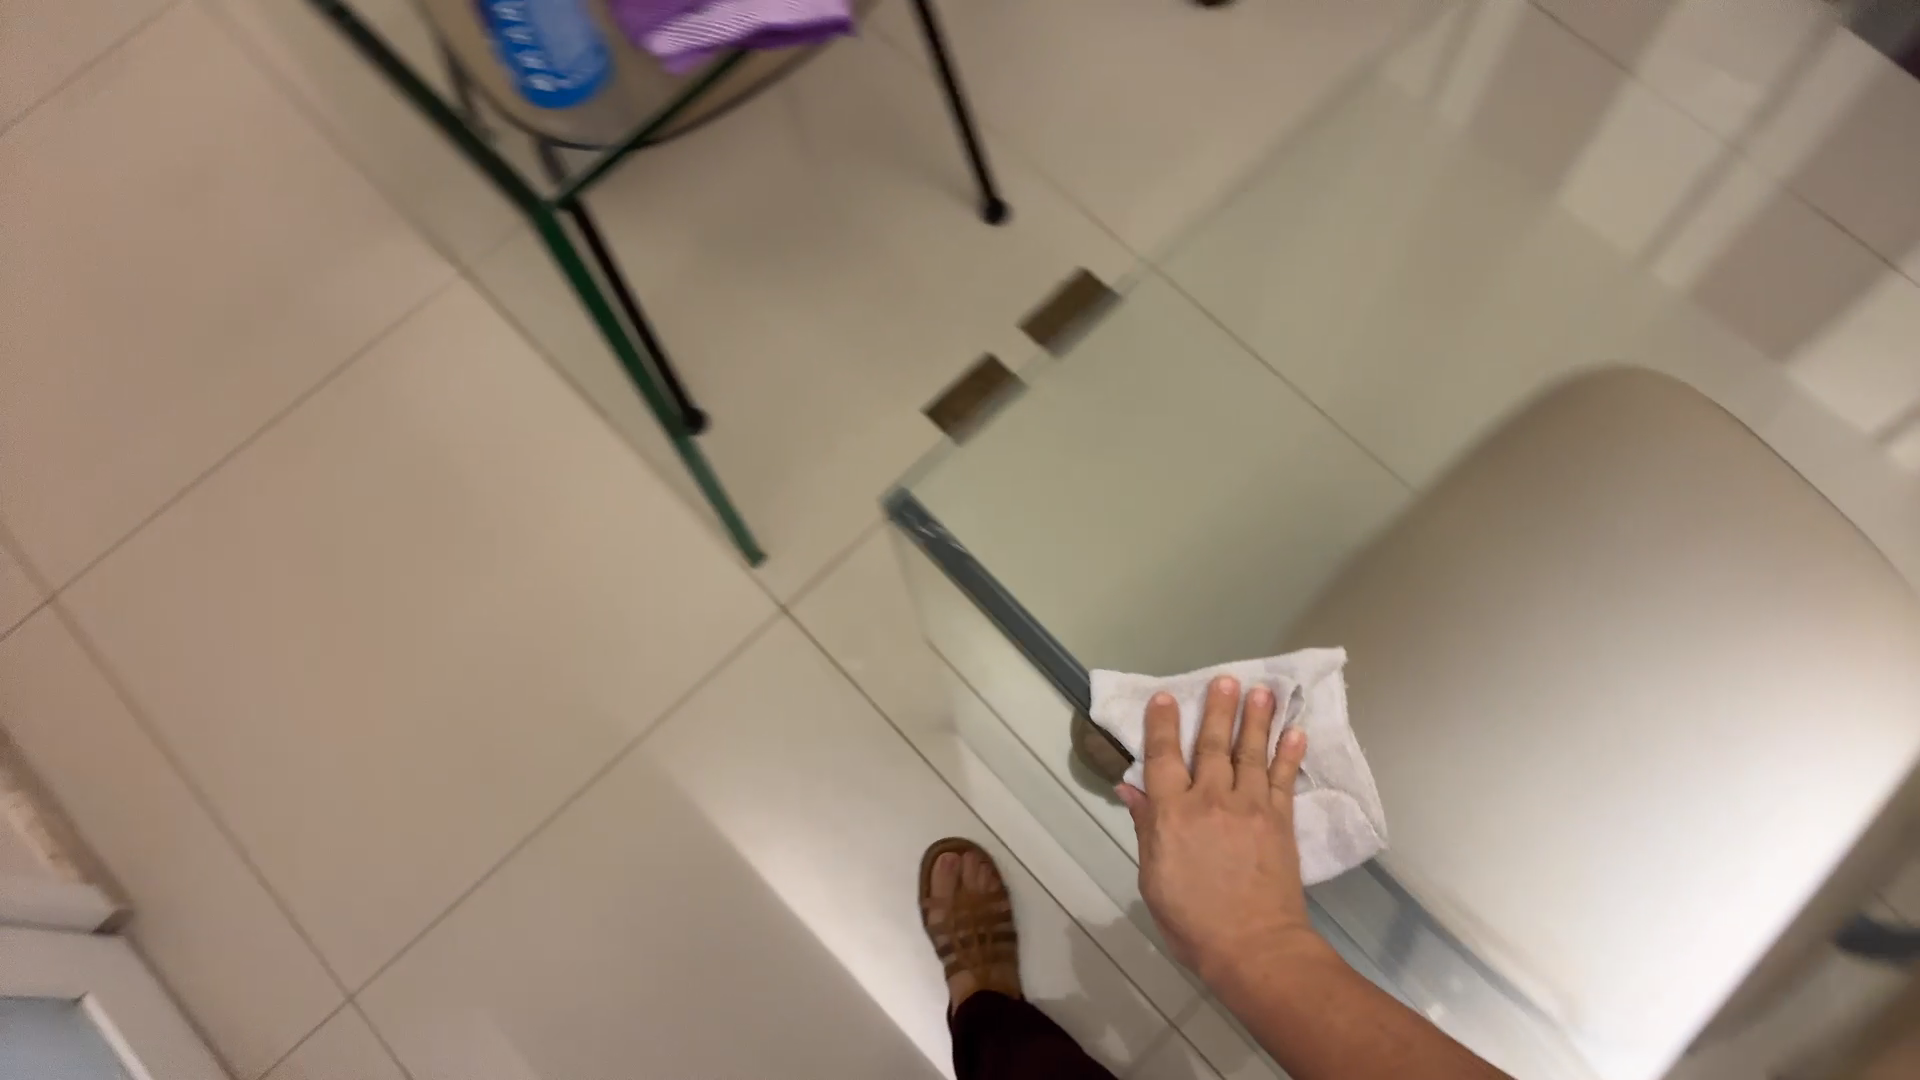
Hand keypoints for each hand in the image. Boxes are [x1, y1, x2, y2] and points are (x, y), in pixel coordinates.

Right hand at [1117, 676, 1326, 986]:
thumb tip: (1131, 788)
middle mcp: (1211, 800)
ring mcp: (1250, 808)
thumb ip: (1146, 826)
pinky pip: (1284, 780)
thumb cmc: (1192, 918)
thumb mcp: (1153, 875)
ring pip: (1250, 753)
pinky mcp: (1280, 822)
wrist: (1254, 949)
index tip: (1165, 697)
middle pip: (1211, 745)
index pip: (1163, 757)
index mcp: (1173, 813)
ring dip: (1256, 720)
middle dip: (1217, 709)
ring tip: (1261, 691)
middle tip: (1225, 679)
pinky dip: (1289, 755)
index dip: (1162, 725)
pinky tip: (1296, 733)